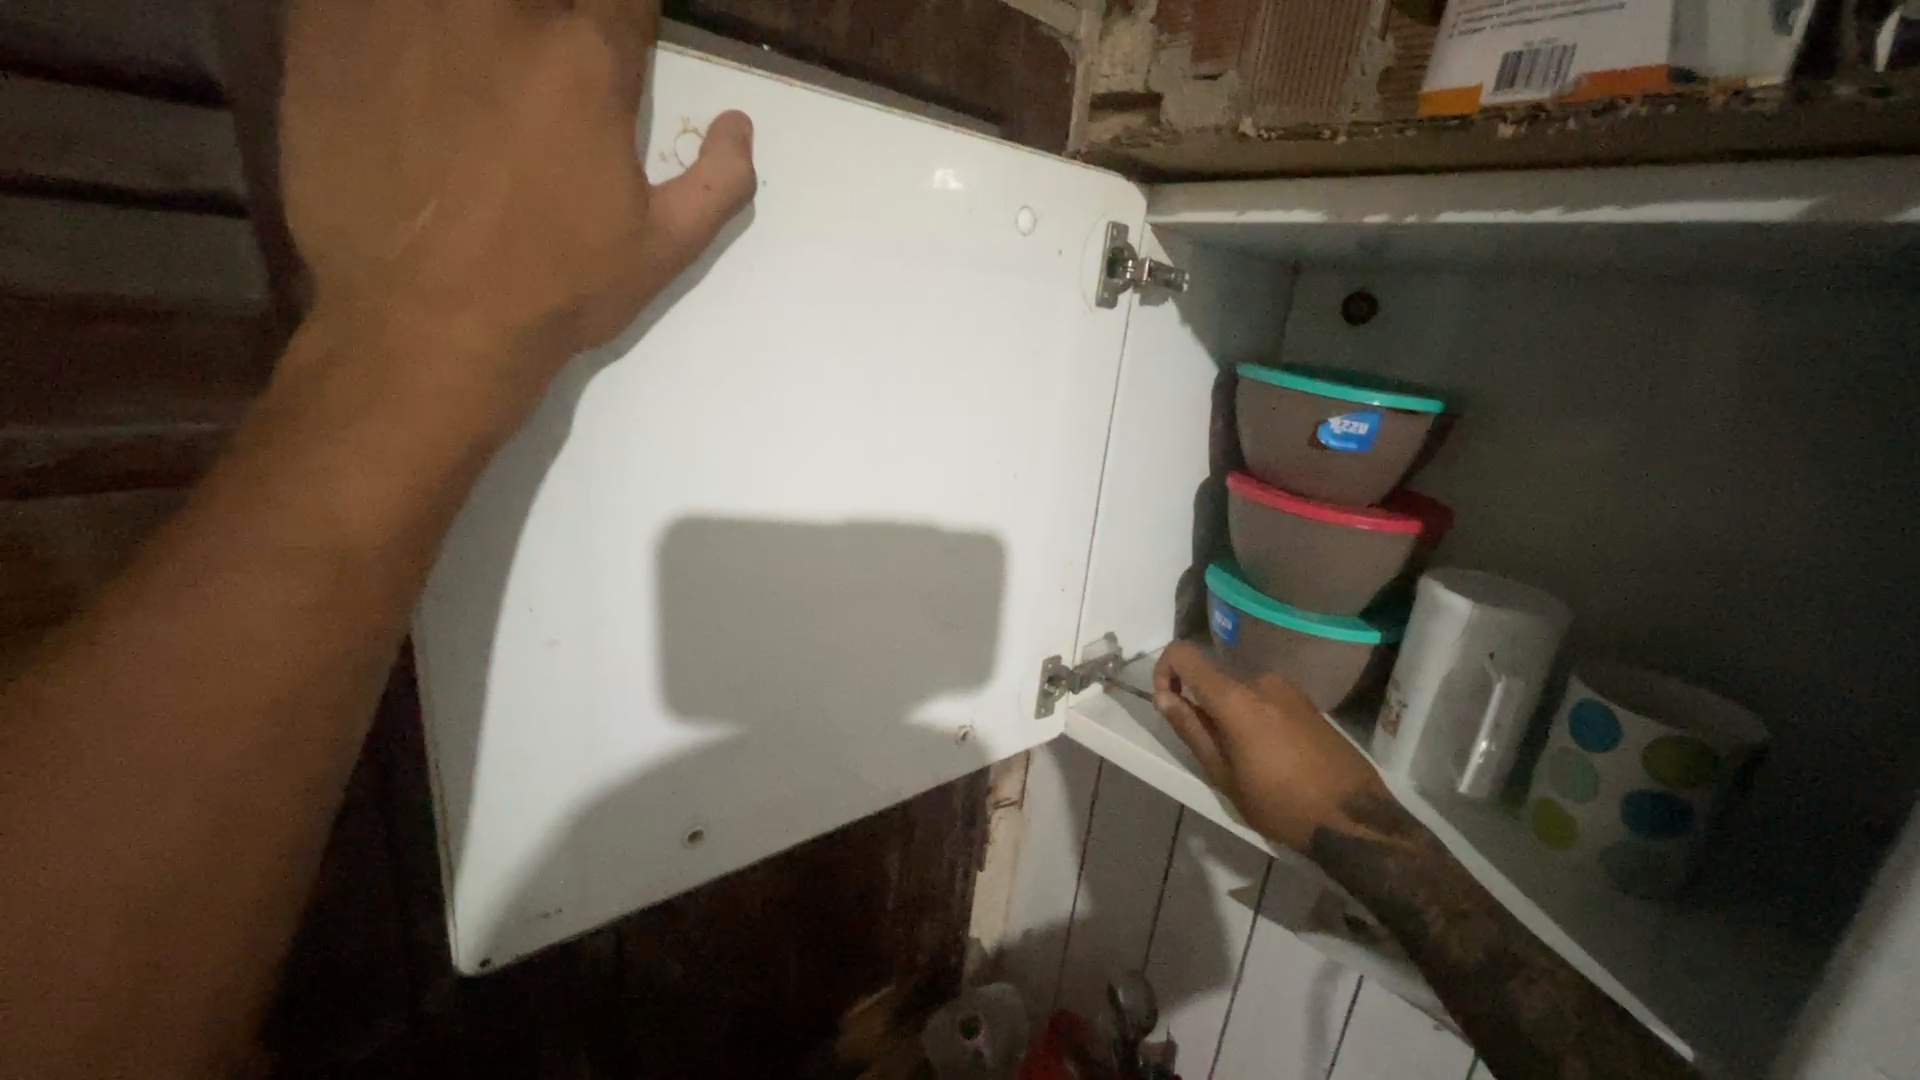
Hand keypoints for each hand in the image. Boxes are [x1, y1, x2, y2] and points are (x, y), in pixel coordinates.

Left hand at [278, 0, 754, 411]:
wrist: (428, 324)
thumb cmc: (559, 288)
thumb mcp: (664, 248)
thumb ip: (719, 182)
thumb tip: (740, 126)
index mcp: (587, 60)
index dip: (627, 13)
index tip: (619, 38)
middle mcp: (499, 11)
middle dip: (552, 23)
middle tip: (547, 62)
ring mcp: (405, 11)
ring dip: (480, 24)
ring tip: (482, 66)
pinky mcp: (327, 30)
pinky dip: (390, 20)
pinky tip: (407, 59)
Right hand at [1152, 642, 1389, 852]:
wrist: (1355, 818)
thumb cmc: (1281, 804)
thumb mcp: (1224, 775)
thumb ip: (1191, 730)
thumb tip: (1163, 697)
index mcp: (1236, 698)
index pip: (1184, 654)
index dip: (1165, 671)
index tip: (1168, 704)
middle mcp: (1261, 681)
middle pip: (1214, 680)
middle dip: (1203, 707)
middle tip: (1214, 754)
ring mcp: (1290, 690)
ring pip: (1241, 694)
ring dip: (1232, 717)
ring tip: (1247, 762)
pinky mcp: (1309, 703)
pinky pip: (1267, 701)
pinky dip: (1256, 720)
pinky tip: (1273, 758)